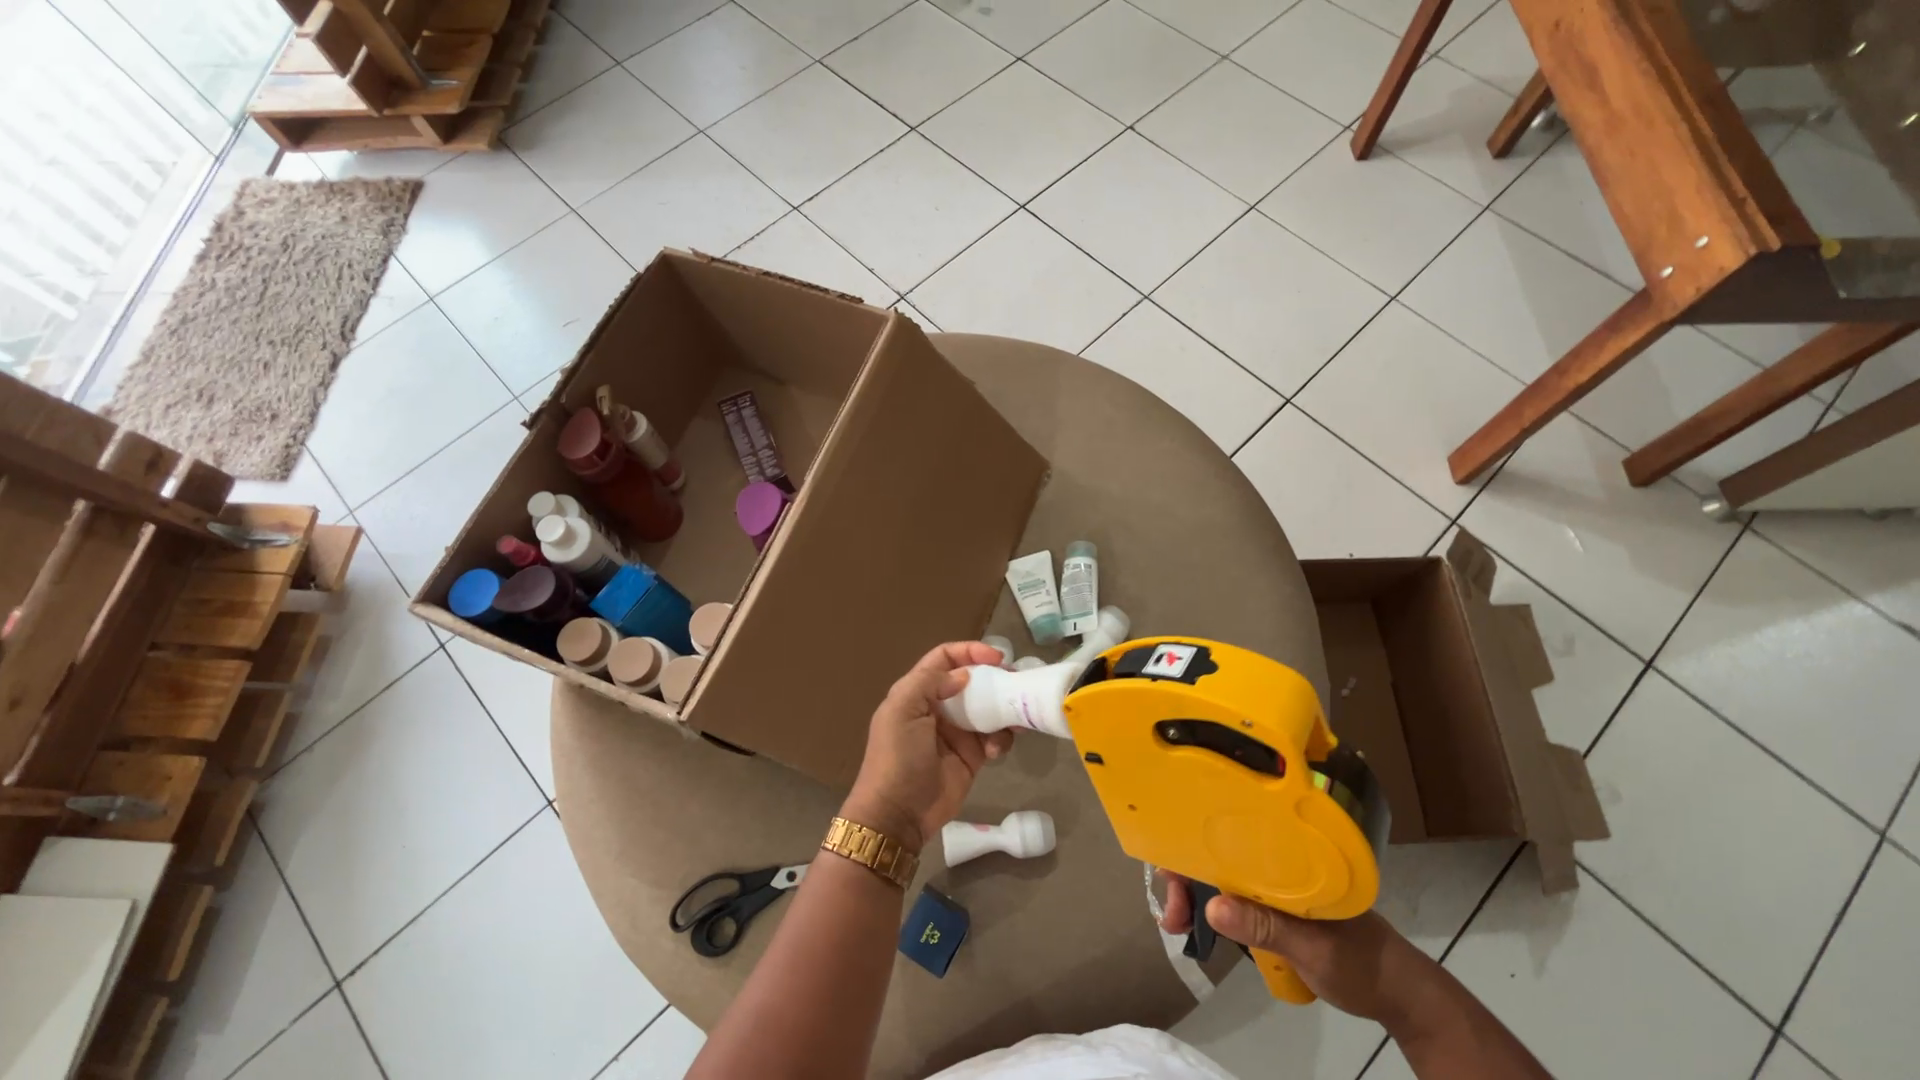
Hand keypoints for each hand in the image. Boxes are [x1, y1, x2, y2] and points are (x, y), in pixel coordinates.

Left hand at [841, 642, 1014, 851]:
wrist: (898, 814)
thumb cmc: (897, 758)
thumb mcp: (903, 711)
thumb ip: (929, 683)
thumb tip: (964, 675)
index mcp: (917, 692)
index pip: (945, 659)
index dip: (970, 651)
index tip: (997, 658)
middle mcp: (938, 707)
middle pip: (972, 680)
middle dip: (995, 678)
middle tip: (1017, 682)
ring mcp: (957, 732)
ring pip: (988, 708)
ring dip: (1004, 709)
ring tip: (1016, 717)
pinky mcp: (973, 756)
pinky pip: (995, 737)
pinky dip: (1001, 738)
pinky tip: (995, 750)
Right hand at [1158, 871, 1437, 1027]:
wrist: (1402, 997)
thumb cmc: (1363, 965)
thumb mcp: (1313, 948)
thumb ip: (1265, 926)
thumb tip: (1211, 905)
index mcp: (1291, 861)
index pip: (1232, 841)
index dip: (1194, 853)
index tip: (1170, 880)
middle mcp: (1281, 868)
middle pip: (1221, 860)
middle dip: (1187, 881)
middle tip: (1171, 918)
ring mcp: (1280, 890)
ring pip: (1225, 881)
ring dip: (1196, 897)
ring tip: (1177, 923)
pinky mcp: (1279, 912)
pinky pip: (1237, 902)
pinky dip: (1212, 911)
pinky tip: (1199, 924)